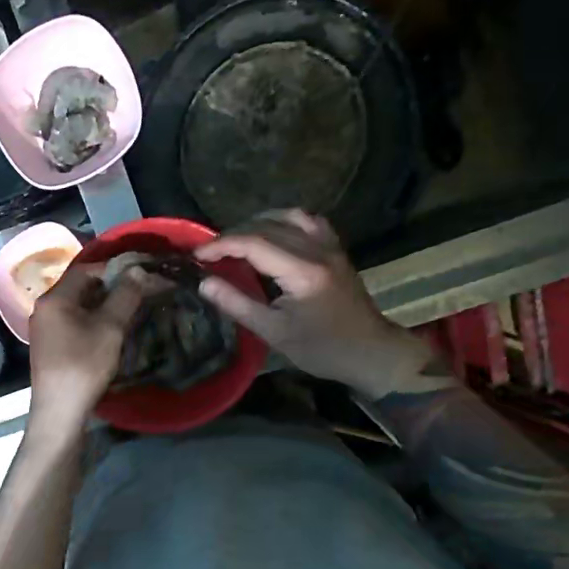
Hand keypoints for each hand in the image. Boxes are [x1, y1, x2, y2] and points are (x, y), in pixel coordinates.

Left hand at [26, 263, 149, 430]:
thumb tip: (139, 270)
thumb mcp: (110, 327)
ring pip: (78, 305)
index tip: (143, 274)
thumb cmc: (84, 364)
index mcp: (53, 298)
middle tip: (143, 290)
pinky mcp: (50, 343)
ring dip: (105, 303)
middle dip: (112, 286)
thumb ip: (125, 295)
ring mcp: (45, 327)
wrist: (60, 408)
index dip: (115, 269)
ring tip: (134, 307)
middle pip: (81, 286)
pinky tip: (114, 326)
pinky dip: (94, 318)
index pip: (86, 270)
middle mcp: (44, 308)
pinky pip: (74, 320)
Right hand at [192, 210, 447, 400]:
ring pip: (288, 217)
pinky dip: (282, 222)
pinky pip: (307, 221)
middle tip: (209, 254)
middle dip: (232, 235)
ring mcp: (330, 247)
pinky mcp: (335, 250)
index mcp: (303, 272)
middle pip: (267, 226)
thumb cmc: (321, 348)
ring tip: (236, 242)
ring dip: (256, 224)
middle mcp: (319, 251)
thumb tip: (203, 283)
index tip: (196, 256)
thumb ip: (236, 303)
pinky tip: (268, 236)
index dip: (220, 245)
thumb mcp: (272, 332)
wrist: (372, 352)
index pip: (254, 243)